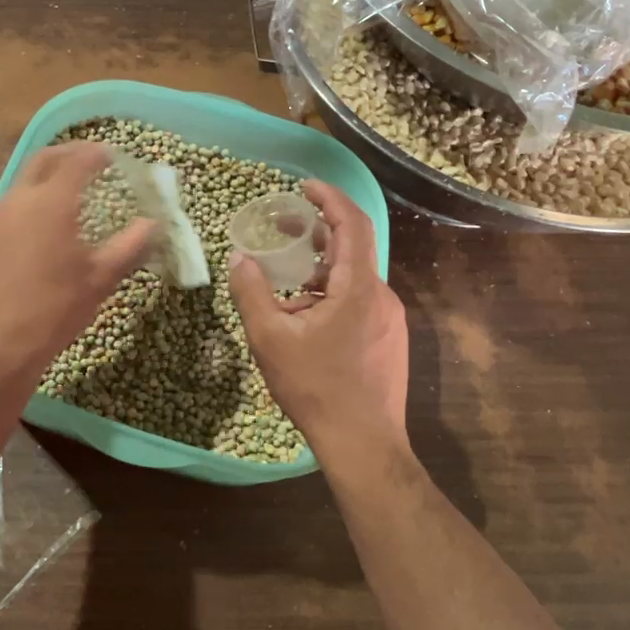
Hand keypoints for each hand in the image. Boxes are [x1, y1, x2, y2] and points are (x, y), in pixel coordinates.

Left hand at [0, 142, 153, 385]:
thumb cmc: (55, 311)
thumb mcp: (100, 280)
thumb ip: (129, 246)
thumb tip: (153, 225)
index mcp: (51, 203)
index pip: (76, 161)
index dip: (95, 154)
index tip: (110, 155)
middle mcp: (17, 201)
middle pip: (42, 162)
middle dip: (67, 155)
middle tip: (88, 161)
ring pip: (21, 186)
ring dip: (45, 182)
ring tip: (67, 199)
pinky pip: (7, 212)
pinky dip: (28, 208)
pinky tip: (39, 232)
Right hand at [228, 181, 408, 458]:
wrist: (363, 443)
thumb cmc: (315, 387)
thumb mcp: (270, 338)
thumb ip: (251, 293)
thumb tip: (240, 258)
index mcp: (358, 288)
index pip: (352, 224)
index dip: (329, 199)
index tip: (304, 187)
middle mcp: (381, 297)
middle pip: (353, 248)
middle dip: (318, 233)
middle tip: (284, 230)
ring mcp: (390, 320)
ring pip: (354, 279)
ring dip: (321, 269)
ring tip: (286, 284)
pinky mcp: (389, 340)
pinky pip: (359, 302)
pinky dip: (332, 294)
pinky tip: (306, 319)